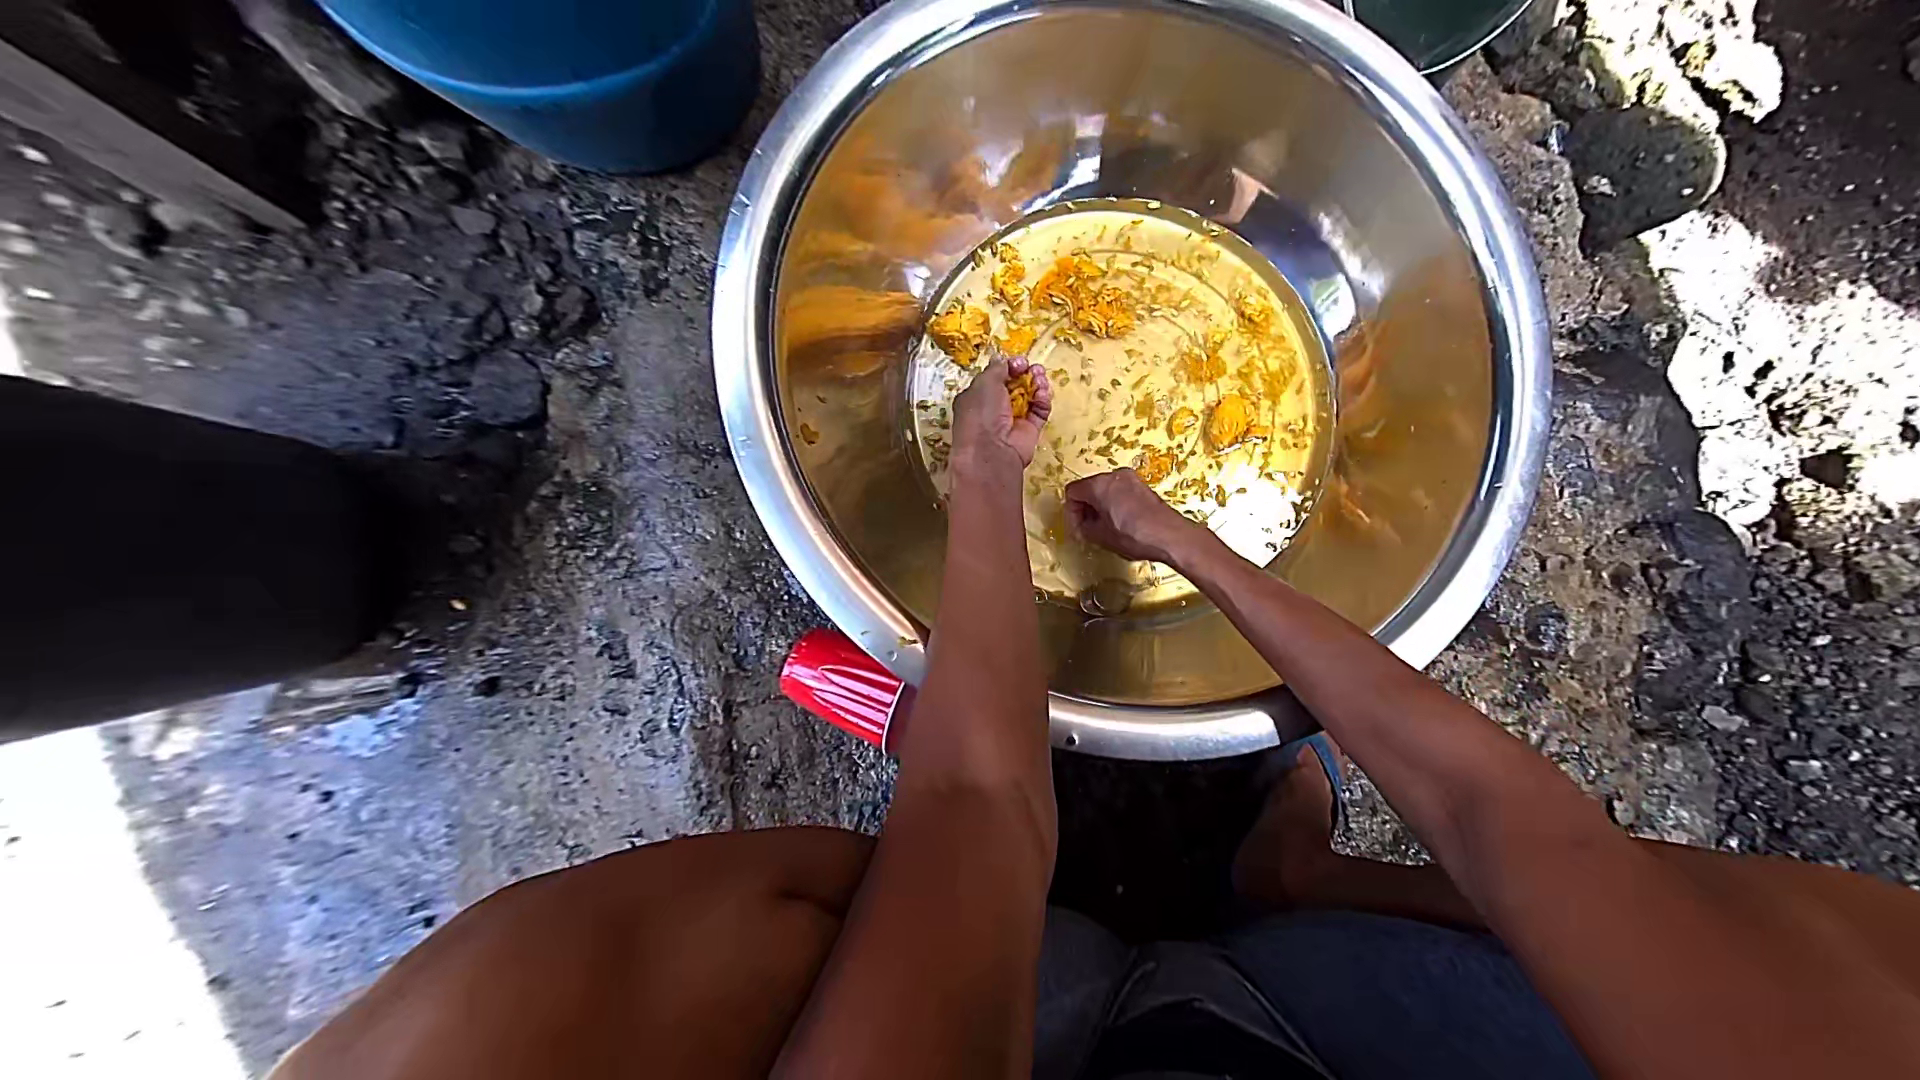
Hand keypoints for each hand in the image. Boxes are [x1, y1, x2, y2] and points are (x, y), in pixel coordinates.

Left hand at [951, 355, 1051, 471]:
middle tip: (1033, 369)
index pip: (997, 377)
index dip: (1010, 367)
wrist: (991, 451)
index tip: (1020, 362)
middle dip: (1027, 373)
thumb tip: (1003, 360)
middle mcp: (995, 408)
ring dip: (1038, 384)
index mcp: (978, 396)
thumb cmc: (981, 414)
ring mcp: (1013, 419)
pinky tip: (1043, 394)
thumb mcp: (984, 383)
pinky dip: (1043, 401)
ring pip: (1030, 396)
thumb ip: (997, 369)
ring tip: (1041, 379)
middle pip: (1016, 385)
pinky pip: (1040, 411)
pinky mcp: (1029, 429)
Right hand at [1064, 468, 1204, 564]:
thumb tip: (1083, 525)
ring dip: (1101, 506)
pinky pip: (1121, 491)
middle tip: (1088, 528)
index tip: (1078, 527)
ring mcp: (1131, 479)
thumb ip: (1083, 527)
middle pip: (1089, 488)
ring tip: (1106, 528)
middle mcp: (1114, 475)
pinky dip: (1116, 504)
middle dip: (1086, 508)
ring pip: (1105, 489)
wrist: (1170, 536)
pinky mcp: (1143, 487)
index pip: (1072, 492)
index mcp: (1099, 485)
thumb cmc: (1134, 535)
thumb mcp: (1100, 536)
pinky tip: (1121, 523)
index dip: (1072, 512)